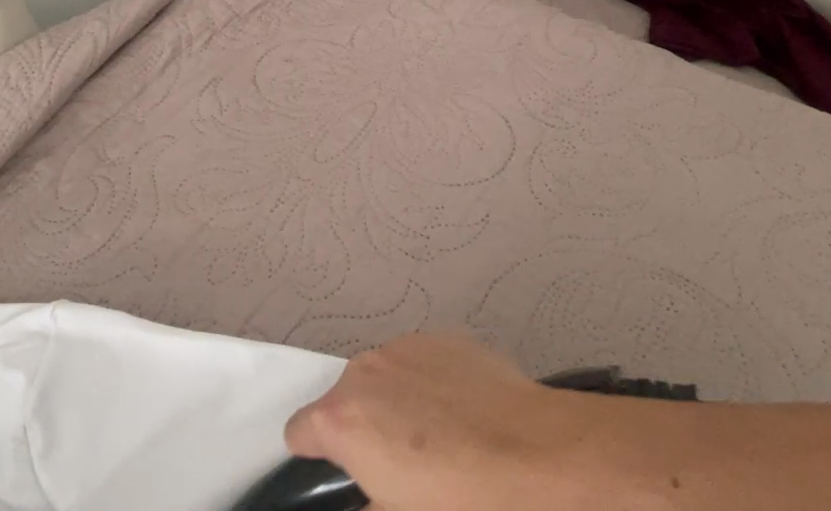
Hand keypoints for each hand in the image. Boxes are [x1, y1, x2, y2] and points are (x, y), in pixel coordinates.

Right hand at [283, 335, 631, 510]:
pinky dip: (428, 380)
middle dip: (362, 425)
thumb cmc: (456, 498)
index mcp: (340, 418)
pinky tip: (461, 408)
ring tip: (439, 432)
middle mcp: (364, 370)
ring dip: (394, 399)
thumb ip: (365, 502)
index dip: (317, 455)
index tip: (345, 471)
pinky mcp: (443, 337)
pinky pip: (418, 360)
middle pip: (343, 397)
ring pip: (383, 376)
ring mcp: (405, 347)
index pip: (297, 430)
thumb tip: (366, 496)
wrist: (533, 453)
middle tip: (402, 460)